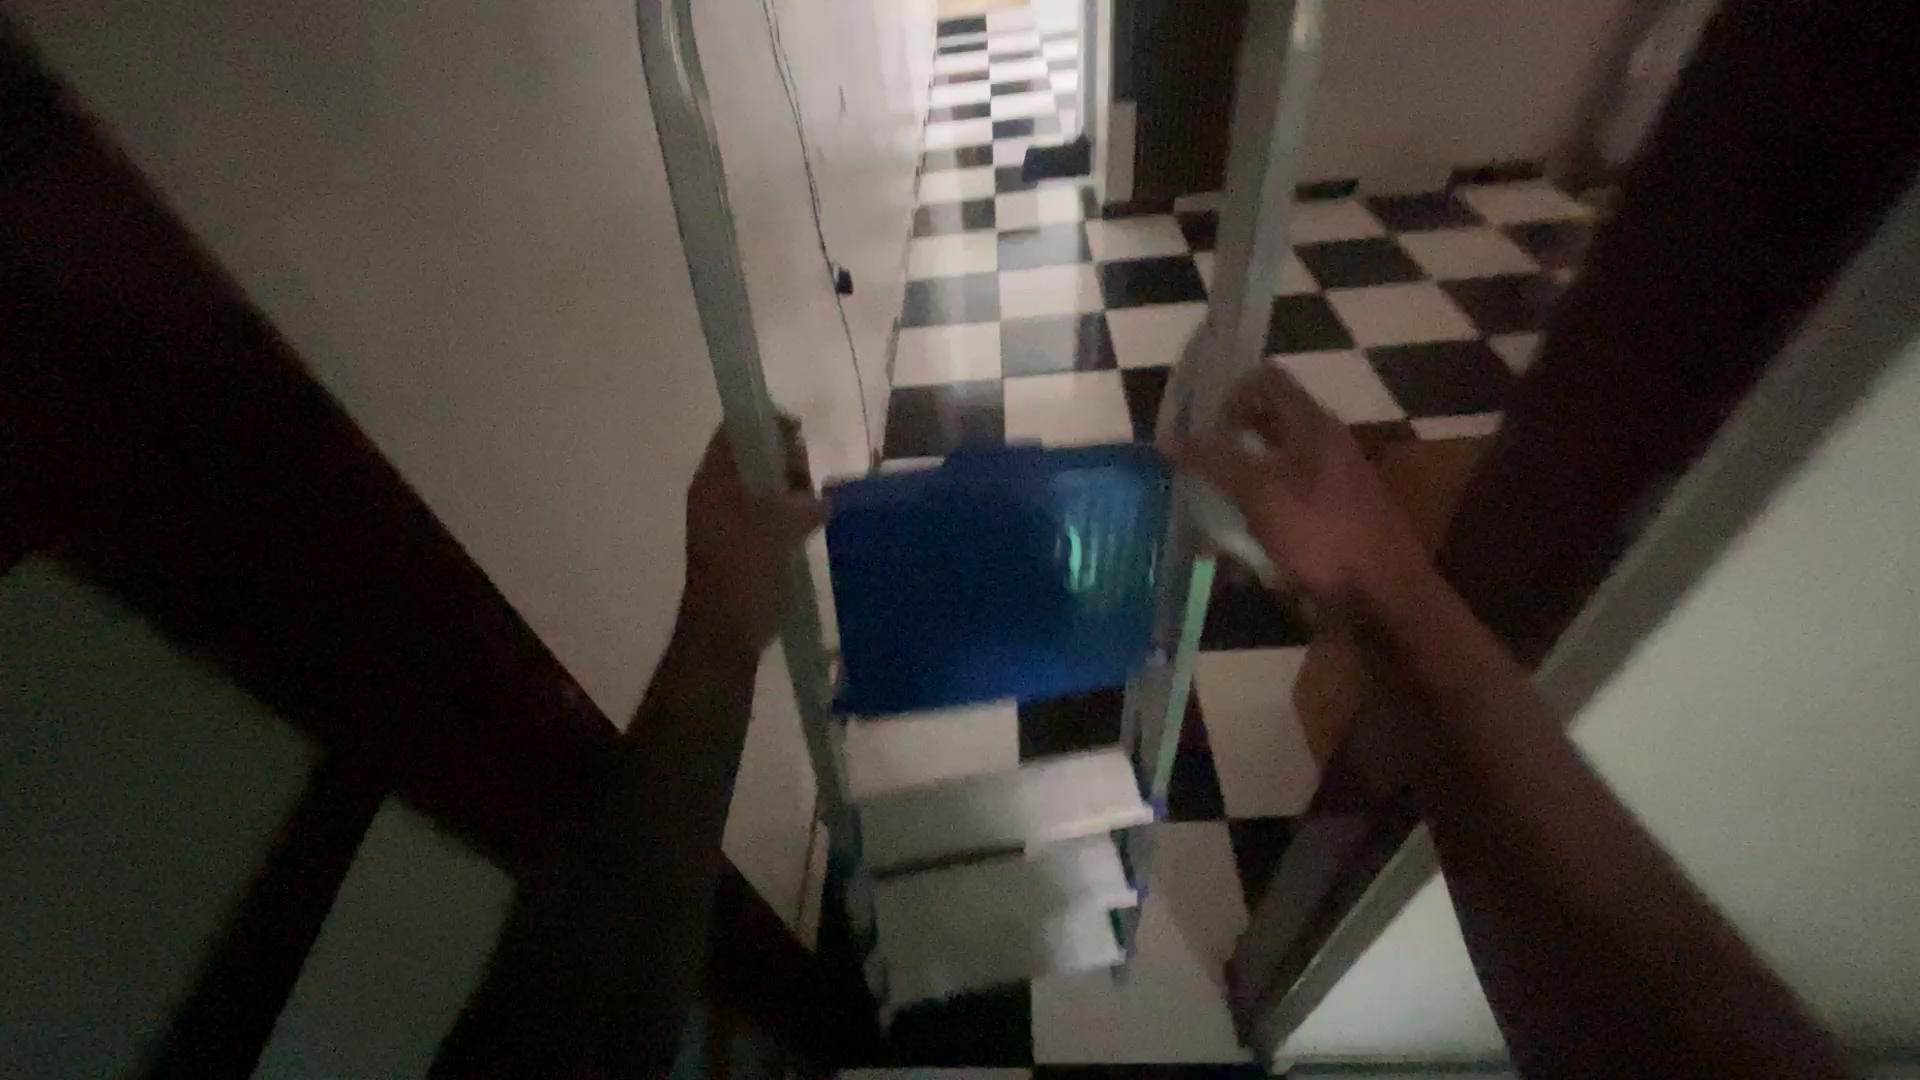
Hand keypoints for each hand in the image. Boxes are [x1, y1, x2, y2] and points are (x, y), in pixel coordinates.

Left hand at [678, 426, 821, 659]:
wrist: (724, 637)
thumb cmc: (744, 578)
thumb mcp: (775, 532)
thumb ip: (798, 504)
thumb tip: (820, 498)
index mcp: (714, 483)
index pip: (735, 431)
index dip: (766, 424)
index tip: (799, 433)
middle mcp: (717, 495)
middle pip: (753, 457)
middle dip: (786, 461)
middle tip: (809, 480)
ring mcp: (729, 522)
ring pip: (765, 488)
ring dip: (792, 491)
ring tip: (816, 506)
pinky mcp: (744, 545)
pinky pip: (770, 515)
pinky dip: (790, 514)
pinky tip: (813, 525)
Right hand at [1162, 362, 1429, 611]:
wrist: (1380, 596)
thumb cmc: (1323, 534)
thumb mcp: (1261, 494)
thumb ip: (1214, 461)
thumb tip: (1166, 438)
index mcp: (1312, 425)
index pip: (1265, 380)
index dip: (1225, 389)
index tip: (1190, 417)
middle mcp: (1318, 444)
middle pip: (1261, 422)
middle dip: (1219, 435)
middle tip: (1181, 455)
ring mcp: (1321, 481)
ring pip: (1264, 462)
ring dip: (1228, 474)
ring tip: (1191, 493)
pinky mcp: (1318, 515)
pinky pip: (1272, 498)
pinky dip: (1245, 506)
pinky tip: (1219, 531)